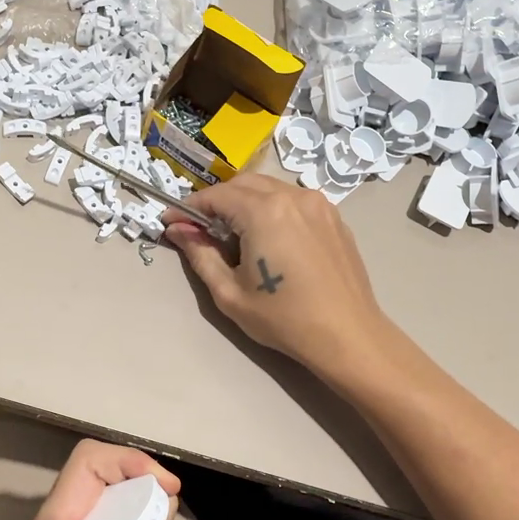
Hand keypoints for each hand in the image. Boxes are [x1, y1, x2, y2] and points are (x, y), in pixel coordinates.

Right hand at [163, 172, 392, 378]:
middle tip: (200, 229)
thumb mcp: (229, 292)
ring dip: (244, 202)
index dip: (189, 208)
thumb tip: (178, 230)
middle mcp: (292, 196)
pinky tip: (268, 239)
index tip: (171, 223)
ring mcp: (318, 205)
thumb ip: (200, 254)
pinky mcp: (334, 218)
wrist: (347, 335)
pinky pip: (293, 200)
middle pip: (242, 184)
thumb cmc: (283, 318)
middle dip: (216, 201)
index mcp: (264, 211)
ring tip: (234, 234)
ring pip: (270, 188)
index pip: (215, 196)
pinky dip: (272, 208)